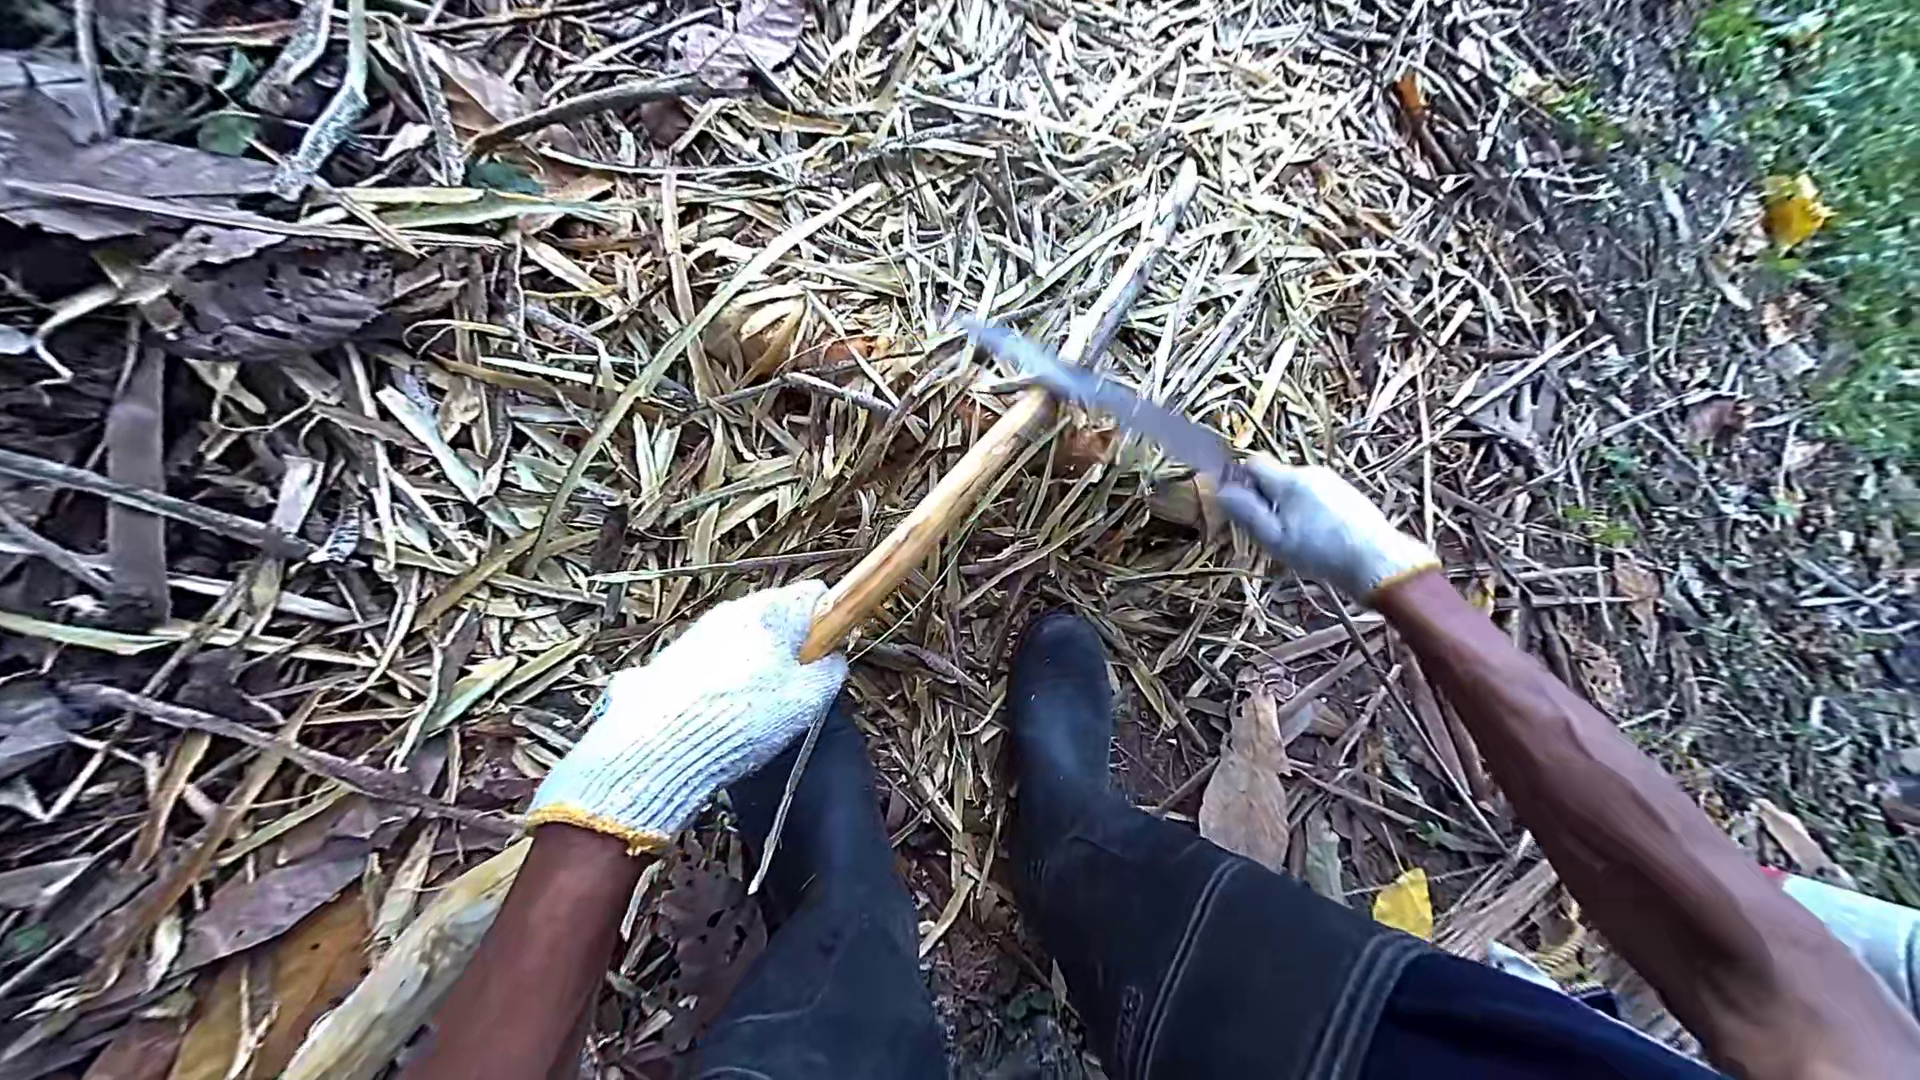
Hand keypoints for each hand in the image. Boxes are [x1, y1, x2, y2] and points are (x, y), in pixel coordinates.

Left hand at [526, 581, 846, 852]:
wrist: (655, 755)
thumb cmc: (742, 721)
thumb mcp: (808, 700)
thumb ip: (830, 670)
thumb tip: (831, 660)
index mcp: (766, 611)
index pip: (813, 595)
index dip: (828, 624)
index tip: (825, 656)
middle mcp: (727, 613)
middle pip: (774, 619)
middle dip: (788, 649)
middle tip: (791, 691)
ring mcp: (691, 637)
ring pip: (738, 643)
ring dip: (751, 668)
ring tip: (749, 713)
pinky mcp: (663, 665)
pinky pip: (705, 667)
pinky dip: (715, 684)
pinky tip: (712, 718)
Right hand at [1216, 456, 1439, 601]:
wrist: (1379, 562)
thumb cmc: (1320, 552)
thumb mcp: (1273, 536)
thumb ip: (1245, 510)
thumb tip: (1220, 490)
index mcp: (1289, 479)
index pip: (1252, 462)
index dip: (1240, 480)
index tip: (1240, 505)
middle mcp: (1312, 472)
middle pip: (1274, 477)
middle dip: (1264, 498)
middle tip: (1267, 531)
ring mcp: (1333, 482)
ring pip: (1294, 488)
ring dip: (1285, 507)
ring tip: (1293, 539)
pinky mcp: (1348, 495)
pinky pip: (1314, 496)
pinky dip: (1306, 511)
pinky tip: (1315, 538)